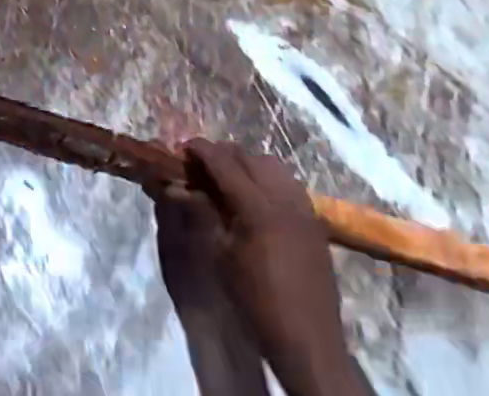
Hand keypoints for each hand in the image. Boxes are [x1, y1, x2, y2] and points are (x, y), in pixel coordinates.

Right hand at [174, 140, 365, 395]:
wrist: (308, 340)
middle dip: (221, 154)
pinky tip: (257, 195)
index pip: (224, 162)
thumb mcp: (221, 258)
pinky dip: (268, 177)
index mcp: (256, 206)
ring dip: (246, 162)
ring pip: (271, 164)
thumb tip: (175, 187)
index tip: (182, 147)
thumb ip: (203, 214)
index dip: (201, 150)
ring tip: (228, 177)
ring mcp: (302, 206)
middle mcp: (282, 197)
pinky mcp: (314, 218)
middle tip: (199, 165)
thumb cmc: (256, 302)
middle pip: (247, 156)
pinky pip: (288, 182)